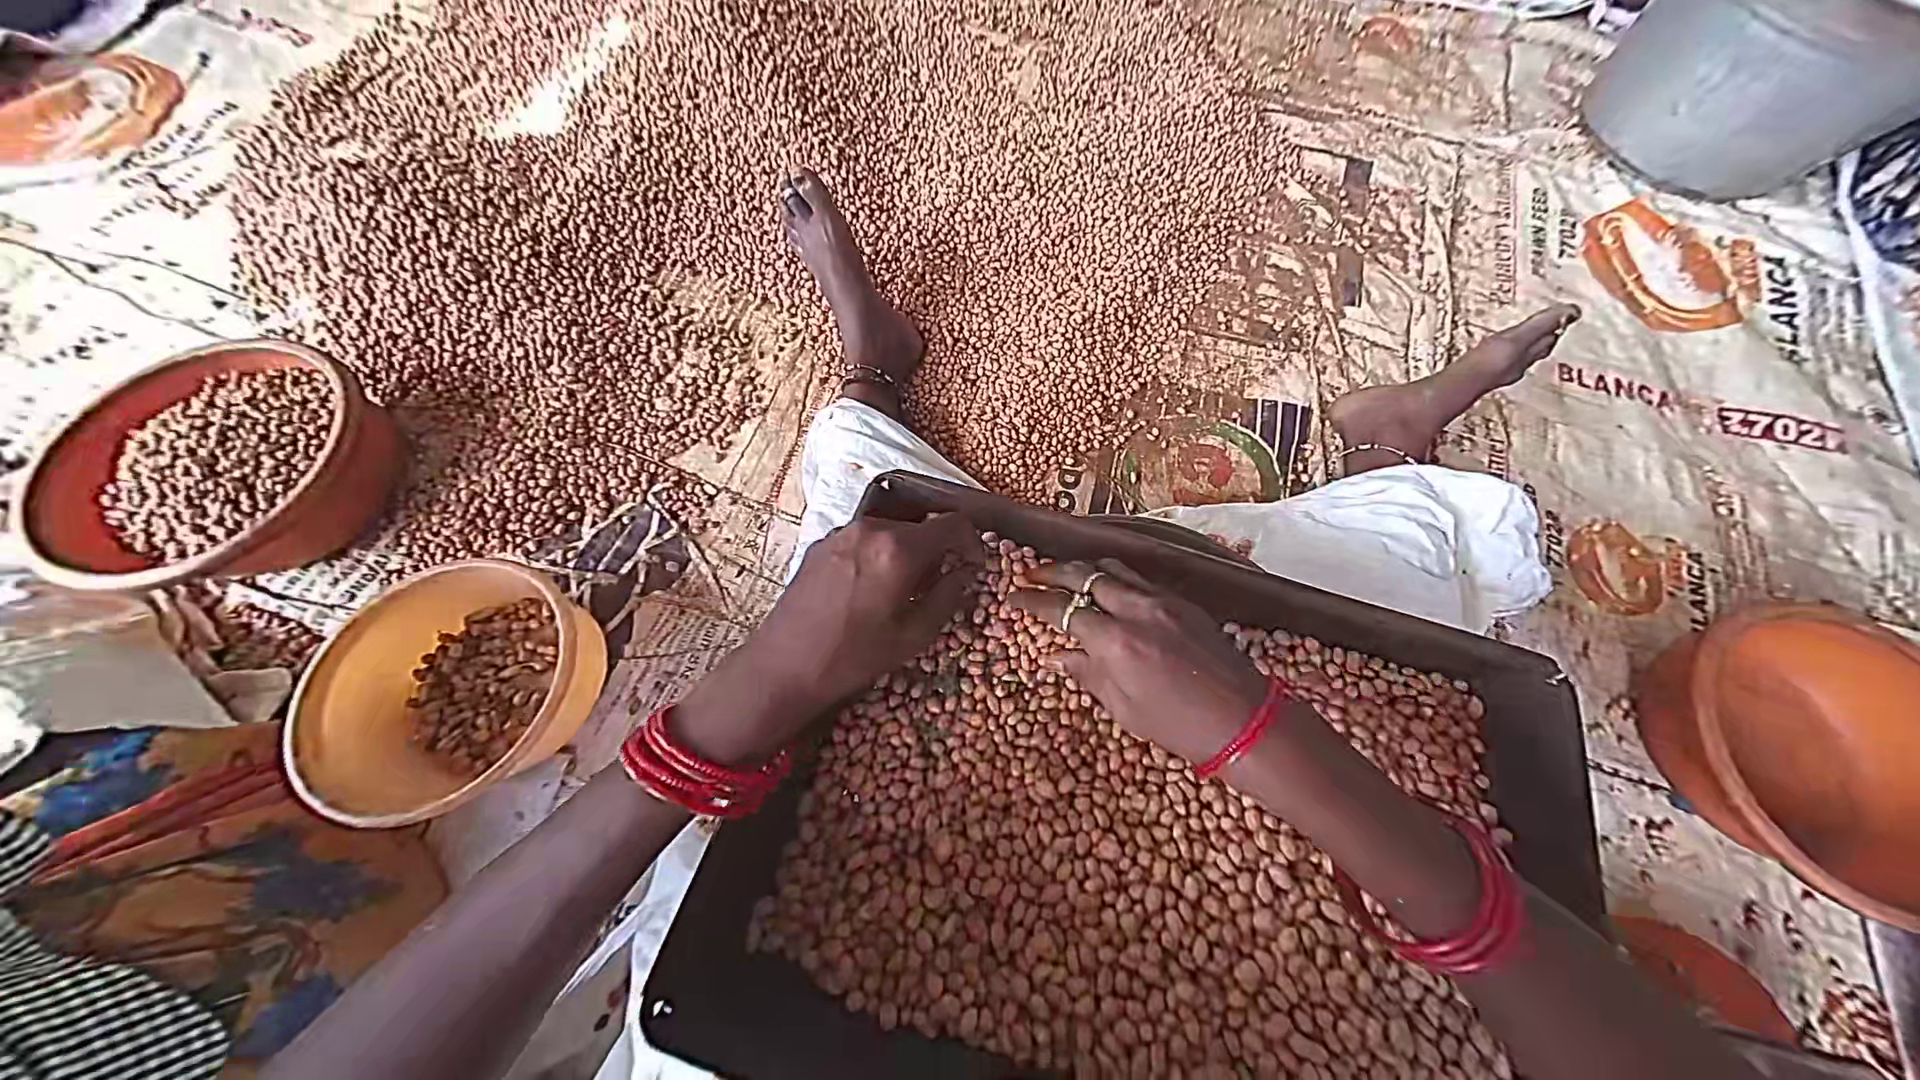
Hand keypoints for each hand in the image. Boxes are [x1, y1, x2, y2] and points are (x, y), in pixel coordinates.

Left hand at [675, 514, 981, 761]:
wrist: (783, 666)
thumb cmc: (852, 657)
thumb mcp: (913, 636)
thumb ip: (947, 597)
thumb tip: (966, 574)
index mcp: (898, 549)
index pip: (953, 524)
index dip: (973, 542)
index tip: (975, 564)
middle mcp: (871, 529)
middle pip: (922, 525)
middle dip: (940, 549)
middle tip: (942, 583)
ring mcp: (842, 533)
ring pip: (893, 530)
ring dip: (910, 551)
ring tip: (906, 588)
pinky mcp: (822, 543)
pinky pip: (866, 538)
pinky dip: (882, 553)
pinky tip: (874, 587)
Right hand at [1010, 559, 1269, 765]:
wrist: (1244, 719)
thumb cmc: (1177, 725)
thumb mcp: (1122, 706)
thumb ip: (1086, 672)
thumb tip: (1055, 655)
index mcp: (1115, 642)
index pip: (1061, 609)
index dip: (1032, 600)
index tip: (1014, 595)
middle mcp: (1135, 610)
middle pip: (1083, 575)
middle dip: (1051, 571)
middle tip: (1030, 573)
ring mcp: (1161, 601)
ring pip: (1111, 568)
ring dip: (1082, 568)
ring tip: (1064, 574)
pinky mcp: (1181, 601)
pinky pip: (1138, 577)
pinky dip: (1112, 576)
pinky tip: (1104, 586)